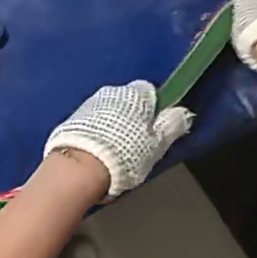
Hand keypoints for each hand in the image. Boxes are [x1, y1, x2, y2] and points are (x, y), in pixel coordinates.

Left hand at [44, 81, 193, 195]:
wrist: (81, 165)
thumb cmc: (126, 153)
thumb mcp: (158, 143)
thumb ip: (172, 125)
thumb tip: (183, 113)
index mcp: (134, 93)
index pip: (149, 92)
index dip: (154, 110)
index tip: (156, 129)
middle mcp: (109, 92)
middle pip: (127, 102)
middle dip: (132, 117)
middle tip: (137, 143)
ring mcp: (89, 103)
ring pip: (108, 111)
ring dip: (113, 124)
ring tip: (116, 149)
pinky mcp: (73, 117)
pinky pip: (92, 121)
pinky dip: (96, 131)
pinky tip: (98, 149)